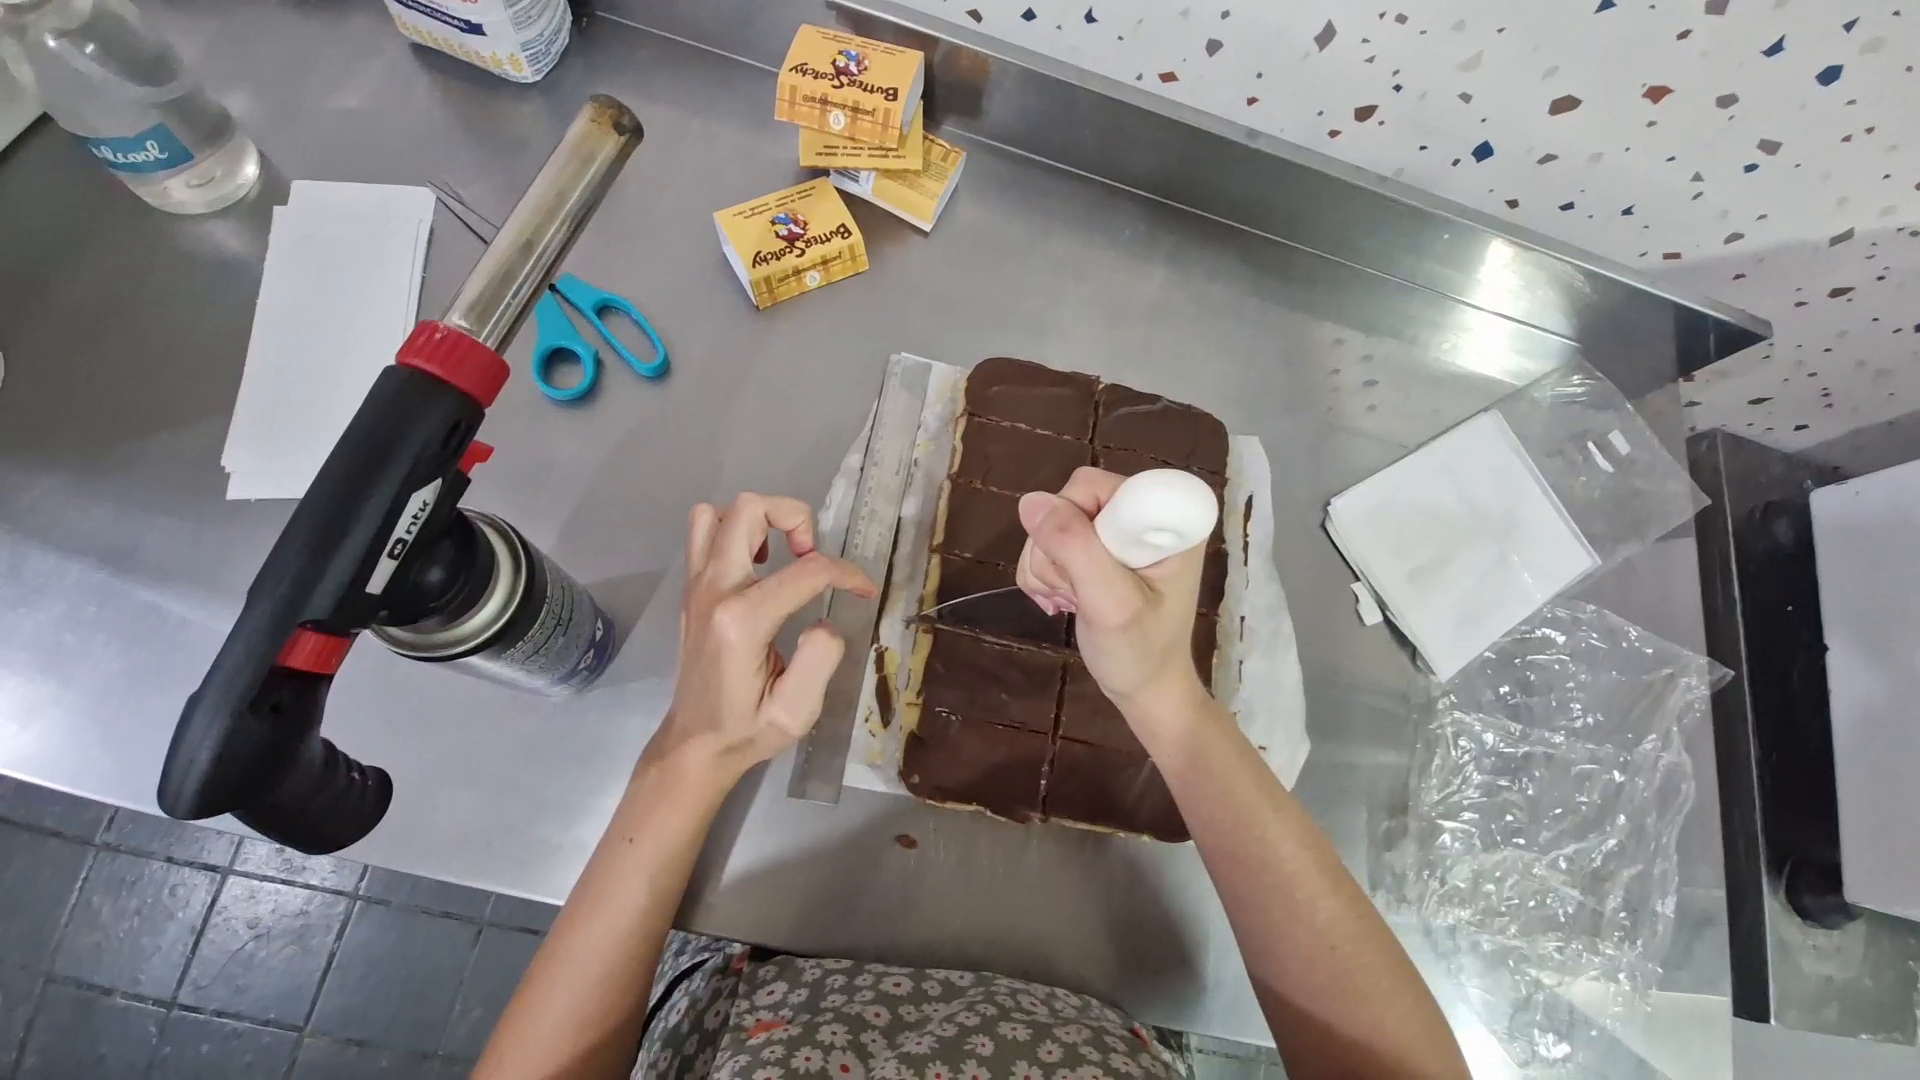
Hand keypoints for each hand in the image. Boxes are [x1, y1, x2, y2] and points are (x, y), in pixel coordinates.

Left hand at [651, 493, 875, 781]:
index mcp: (743, 621)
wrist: (695, 743)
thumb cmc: (748, 729)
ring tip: (782, 555)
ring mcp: (697, 586)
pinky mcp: (691, 589)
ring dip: (759, 521)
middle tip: (812, 556)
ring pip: (719, 512)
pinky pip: (705, 532)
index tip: (863, 591)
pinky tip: (758, 566)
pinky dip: (735, 532)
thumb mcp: (798, 711)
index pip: (806, 571)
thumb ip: (821, 659)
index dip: (846, 575)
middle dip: (795, 519)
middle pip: (750, 510)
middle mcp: (714, 591)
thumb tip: (826, 620)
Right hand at [1016, 467, 1208, 718]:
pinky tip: (1063, 599)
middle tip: (1077, 594)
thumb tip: (1030, 502)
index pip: (1092, 486)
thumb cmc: (1139, 652)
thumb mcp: (1111, 604)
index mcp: (1165, 517)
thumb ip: (1074, 549)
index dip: (1072, 525)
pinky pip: (1046, 539)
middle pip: (1066, 502)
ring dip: (1045, 567)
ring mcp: (1116, 528)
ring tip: (1072, 602)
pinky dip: (1041, 573)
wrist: (1144, 687)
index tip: (1085, 571)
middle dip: (1055, 552)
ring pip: (1049, 522)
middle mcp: (1141, 512)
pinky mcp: (1096, 544)